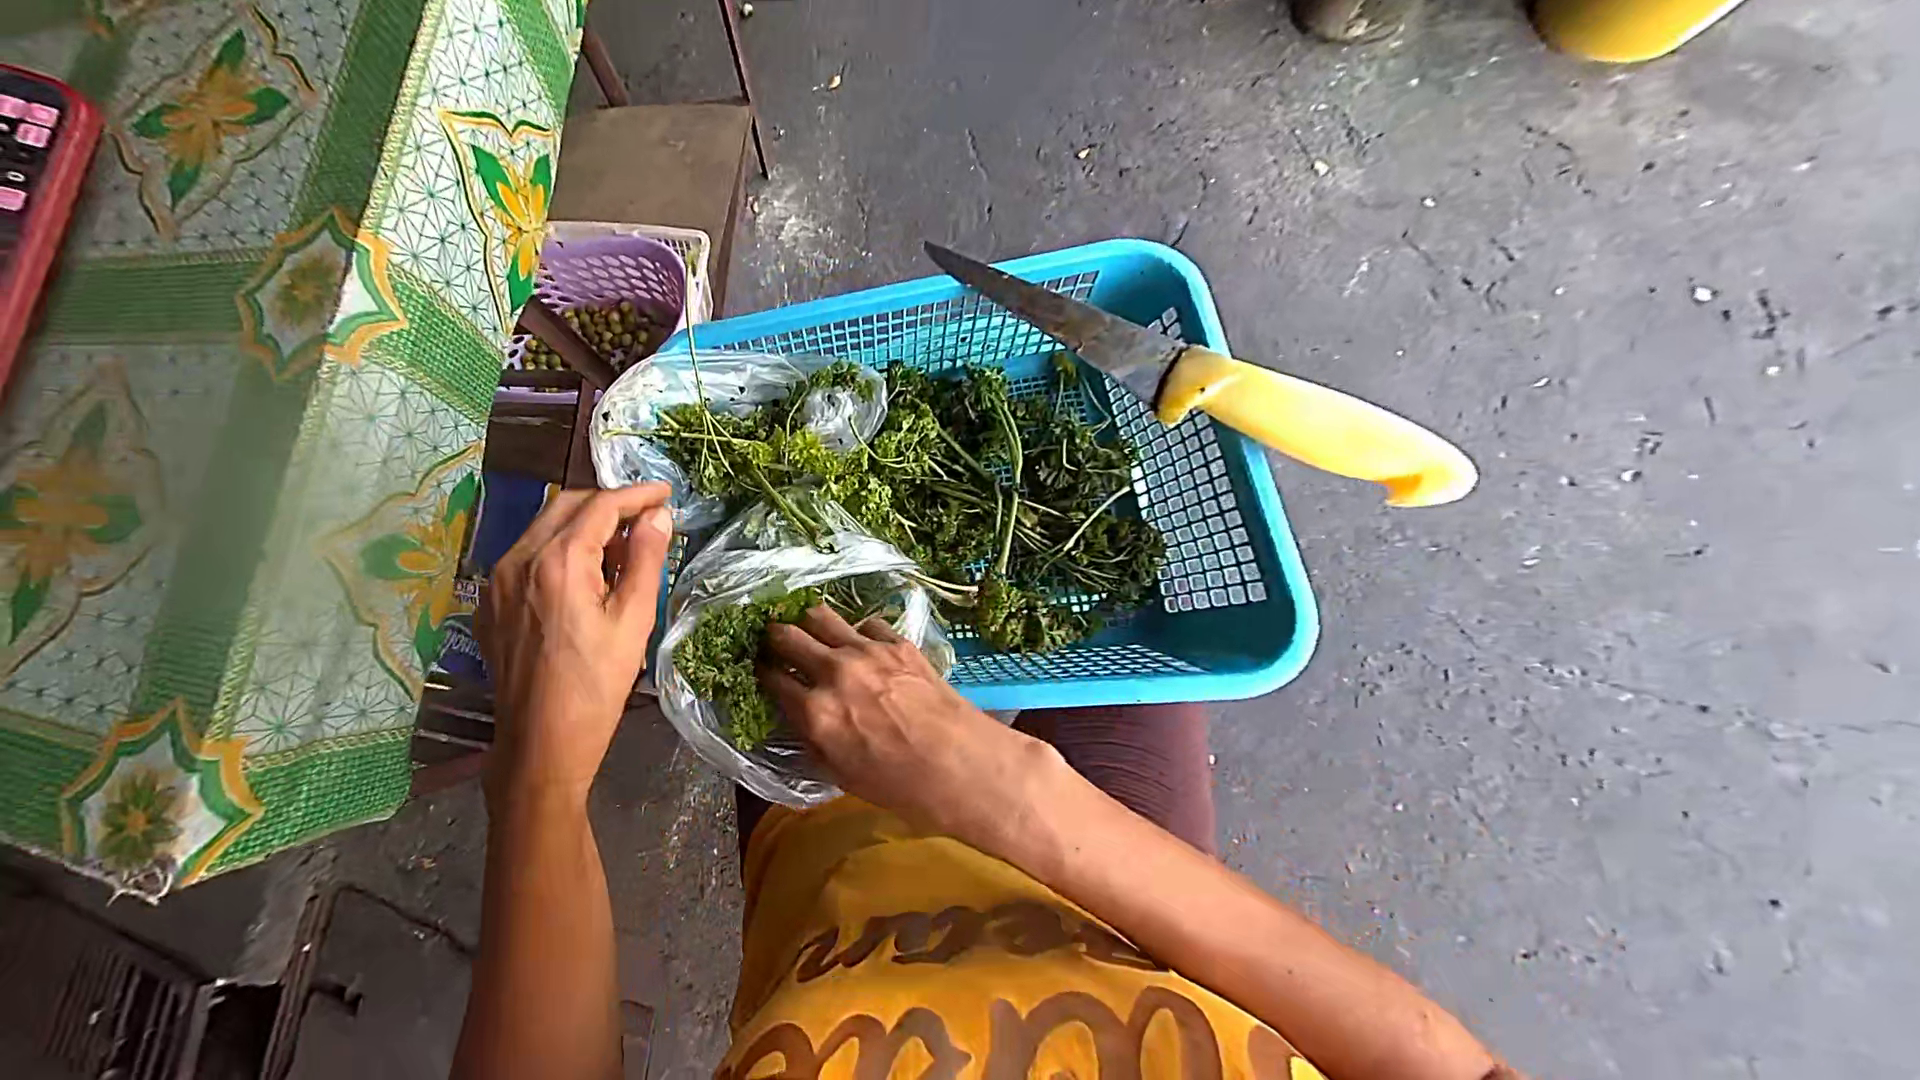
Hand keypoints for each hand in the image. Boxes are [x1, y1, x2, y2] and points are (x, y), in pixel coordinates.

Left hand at [478, 484, 673, 809]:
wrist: (541, 740)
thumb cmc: (597, 682)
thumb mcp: (634, 619)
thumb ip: (646, 559)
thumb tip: (658, 516)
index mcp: (557, 563)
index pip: (600, 506)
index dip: (637, 494)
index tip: (666, 493)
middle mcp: (518, 560)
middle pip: (567, 506)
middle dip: (610, 502)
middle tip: (649, 516)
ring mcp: (498, 581)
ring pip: (545, 527)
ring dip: (587, 523)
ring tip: (625, 544)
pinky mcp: (492, 601)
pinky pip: (529, 553)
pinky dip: (563, 546)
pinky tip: (588, 572)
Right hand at [758, 605, 1062, 848]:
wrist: (960, 761)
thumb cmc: (898, 783)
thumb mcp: (840, 773)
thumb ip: (812, 740)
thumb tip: (800, 717)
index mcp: (815, 711)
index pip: (771, 679)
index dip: (762, 673)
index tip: (762, 670)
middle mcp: (835, 672)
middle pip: (787, 636)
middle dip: (775, 638)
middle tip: (777, 642)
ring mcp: (867, 651)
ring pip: (821, 616)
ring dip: (809, 622)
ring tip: (811, 629)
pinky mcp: (897, 642)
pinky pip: (865, 625)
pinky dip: (857, 633)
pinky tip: (862, 644)